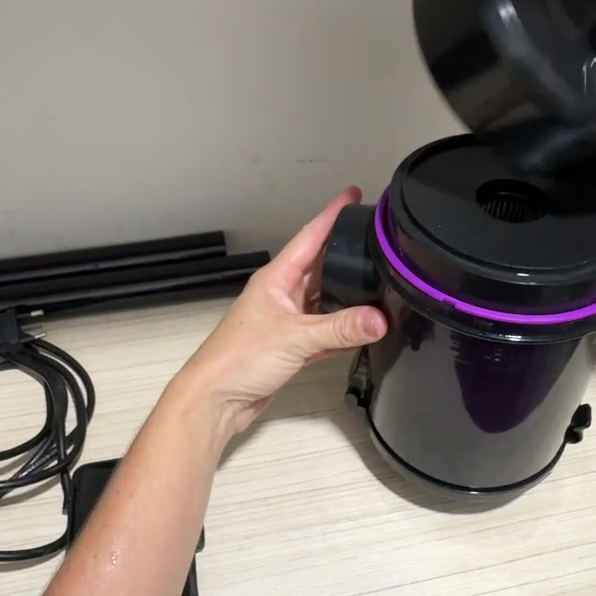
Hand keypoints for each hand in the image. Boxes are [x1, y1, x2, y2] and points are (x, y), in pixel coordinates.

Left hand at [167, 189, 387, 440]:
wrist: (215, 400)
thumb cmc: (238, 359)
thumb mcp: (295, 338)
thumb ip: (340, 328)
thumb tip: (380, 318)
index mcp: (276, 279)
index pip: (310, 237)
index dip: (332, 215)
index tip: (353, 194)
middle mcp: (281, 294)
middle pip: (320, 266)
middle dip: (346, 252)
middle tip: (376, 239)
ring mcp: (285, 320)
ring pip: (324, 298)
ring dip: (347, 293)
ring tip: (378, 279)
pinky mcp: (290, 346)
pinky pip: (323, 330)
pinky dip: (342, 329)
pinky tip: (362, 328)